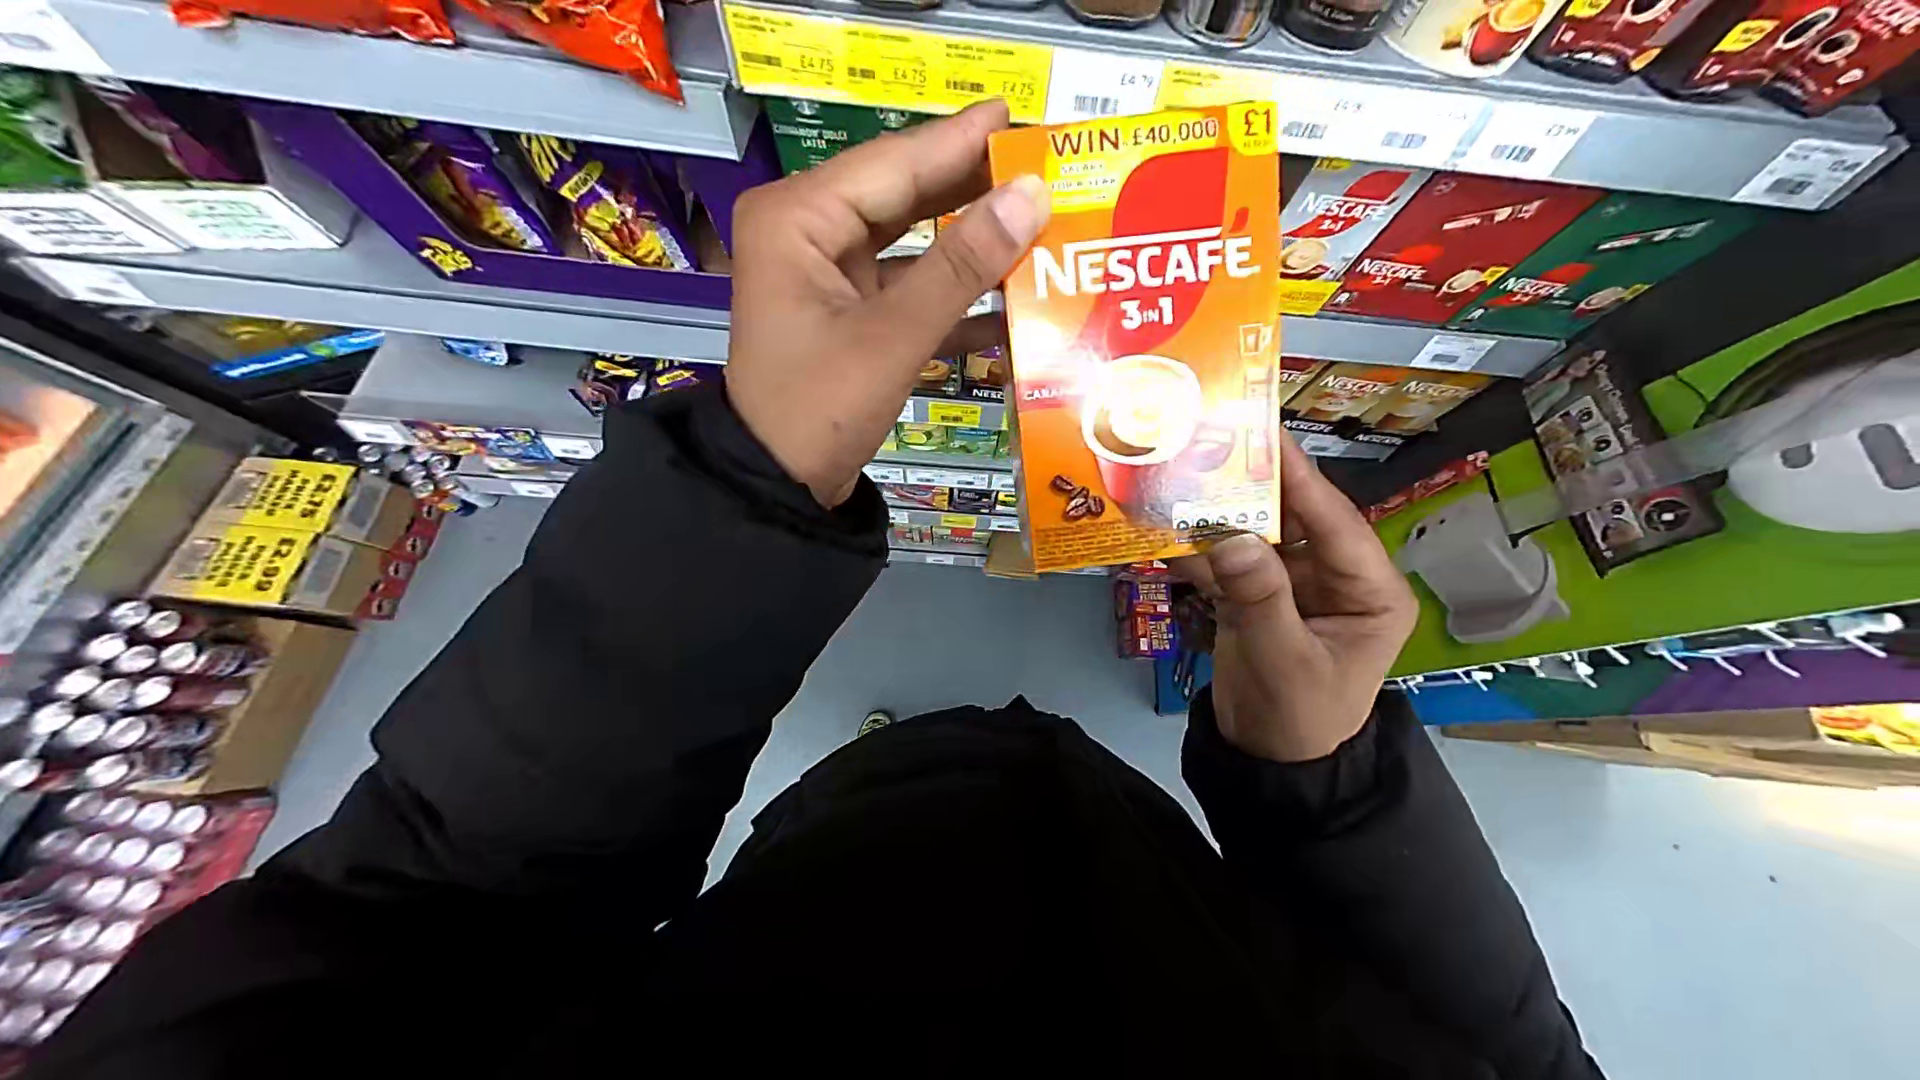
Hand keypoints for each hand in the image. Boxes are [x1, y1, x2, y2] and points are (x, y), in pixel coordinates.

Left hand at [726, 101, 1049, 506]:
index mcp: (799, 219)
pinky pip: (907, 293)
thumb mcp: (894, 335)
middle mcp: (809, 235)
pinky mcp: (848, 317)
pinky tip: (1008, 305)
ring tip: (1038, 229)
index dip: (962, 142)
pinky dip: (951, 301)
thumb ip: (962, 266)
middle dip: (971, 190)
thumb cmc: (821, 407)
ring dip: (969, 250)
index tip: (1021, 118)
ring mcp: (828, 278)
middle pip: (903, 198)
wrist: (779, 485)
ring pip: (911, 247)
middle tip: (1041, 169)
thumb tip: (1031, 196)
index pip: (894, 163)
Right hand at [1169, 434, 1416, 762]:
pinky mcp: (1255, 594)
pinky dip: (1197, 549)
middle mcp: (1333, 576)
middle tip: (1212, 444)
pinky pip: (1226, 561)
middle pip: (1293, 519)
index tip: (1266, 435)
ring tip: (1181, 477)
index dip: (1300, 479)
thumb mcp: (1283, 659)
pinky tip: (1164, 529)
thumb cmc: (1296, 715)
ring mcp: (1290, 583)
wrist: (1266, 759)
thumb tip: (1228, 537)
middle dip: (1253, 489)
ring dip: (1218, 514)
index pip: (1336, 524)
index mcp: (1369, 590)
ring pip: (1255, 535)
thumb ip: (1258, 597)